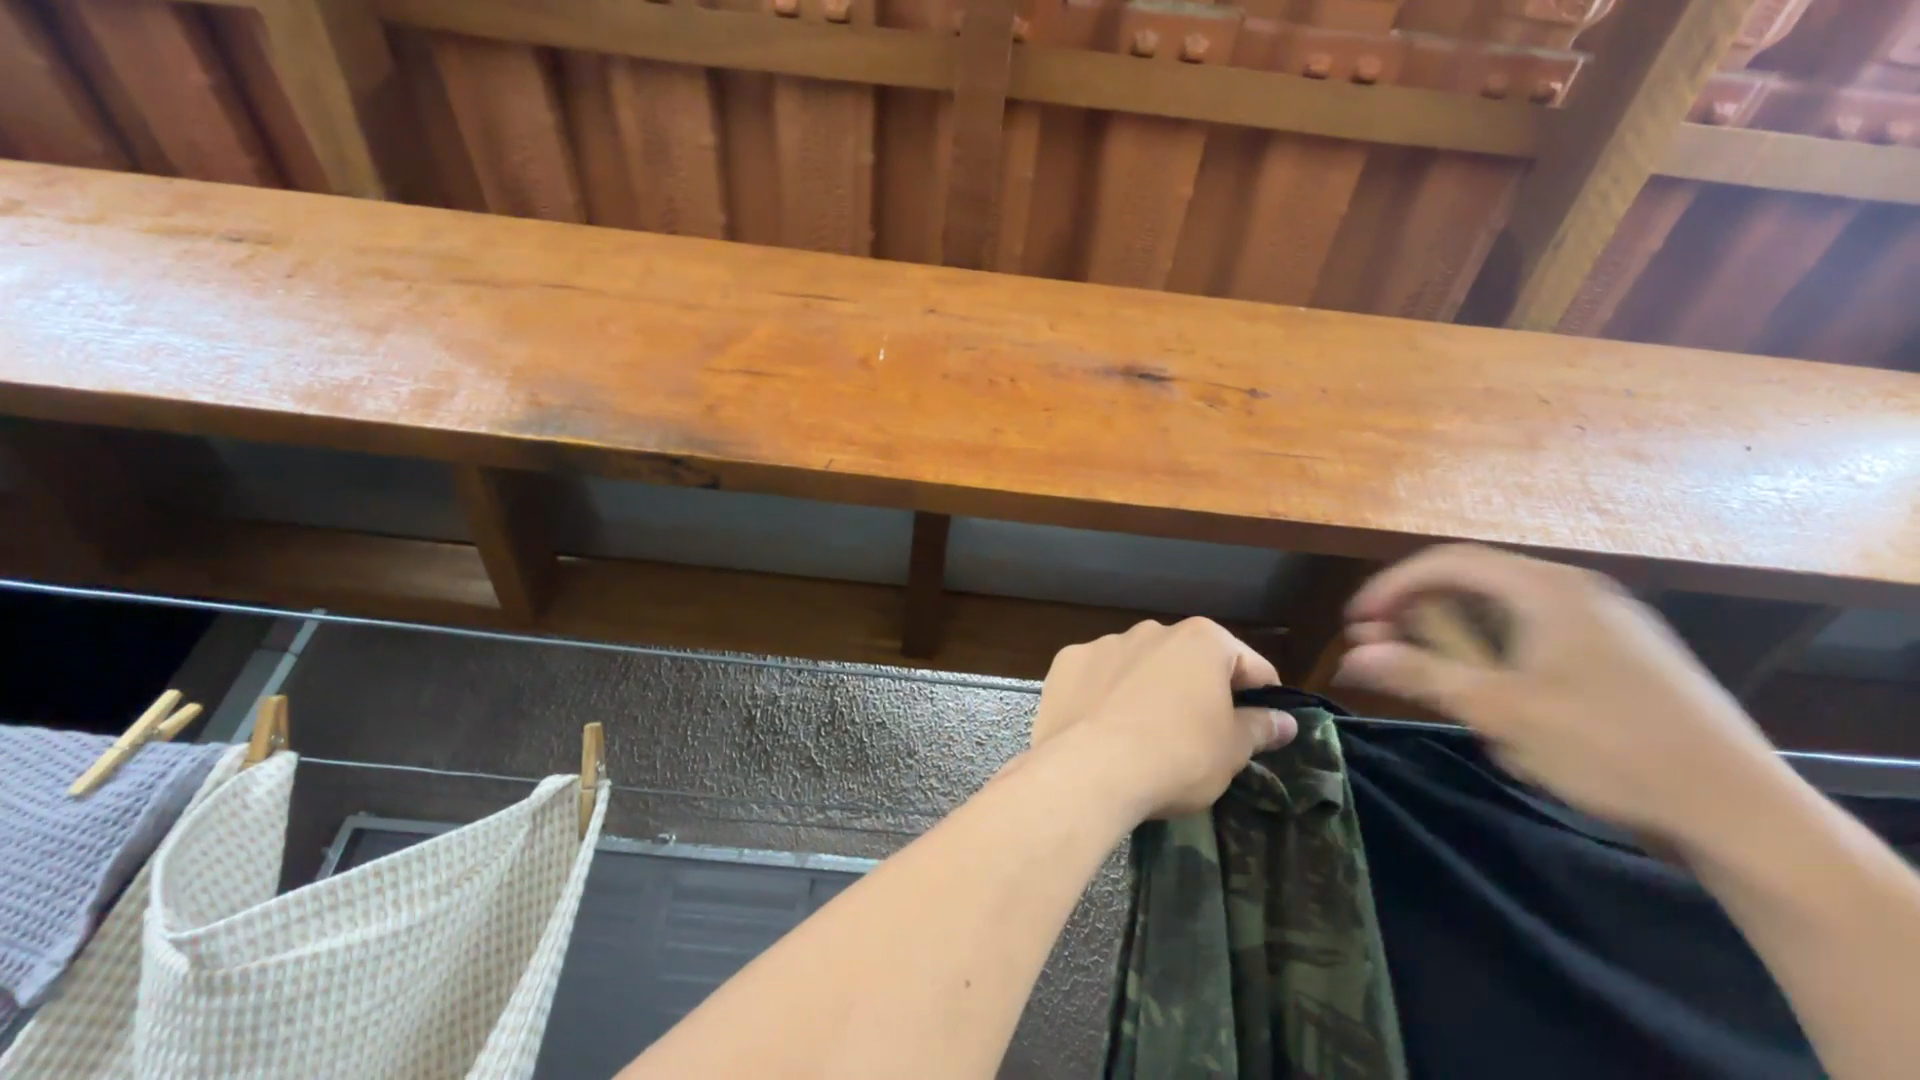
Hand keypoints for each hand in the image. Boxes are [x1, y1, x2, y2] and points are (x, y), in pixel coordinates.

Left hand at [1029, 618, 1295, 819]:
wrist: (1090, 771)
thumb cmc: (1177, 756)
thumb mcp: (1232, 750)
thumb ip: (1260, 728)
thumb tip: (1286, 721)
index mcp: (1203, 640)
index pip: (1250, 666)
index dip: (1262, 697)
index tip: (1261, 725)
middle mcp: (1153, 630)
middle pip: (1189, 661)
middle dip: (1198, 691)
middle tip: (1199, 737)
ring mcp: (1104, 643)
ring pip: (1140, 667)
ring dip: (1148, 690)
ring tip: (1143, 736)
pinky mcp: (1066, 664)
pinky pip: (1096, 679)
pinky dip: (1104, 697)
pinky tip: (1102, 730)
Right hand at [1334, 544, 1791, 853]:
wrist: (1736, 810)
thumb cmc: (1608, 749)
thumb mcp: (1501, 712)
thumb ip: (1421, 675)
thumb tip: (1354, 655)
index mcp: (1549, 589)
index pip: (1448, 563)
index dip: (1392, 588)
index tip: (1355, 625)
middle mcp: (1577, 592)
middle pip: (1476, 587)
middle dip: (1421, 620)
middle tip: (1382, 655)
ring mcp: (1605, 625)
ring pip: (1506, 619)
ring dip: (1458, 647)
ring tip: (1435, 688)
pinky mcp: (1620, 660)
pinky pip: (1537, 643)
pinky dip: (1499, 663)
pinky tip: (1498, 707)